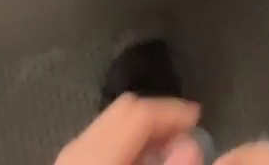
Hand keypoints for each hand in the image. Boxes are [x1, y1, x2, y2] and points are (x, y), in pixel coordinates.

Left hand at [56, 94, 202, 164]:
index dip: (173, 108)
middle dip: (160, 113)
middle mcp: (77, 143)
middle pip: (124, 109)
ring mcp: (68, 154)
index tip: (200, 116)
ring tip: (171, 143)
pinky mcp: (70, 163)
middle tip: (189, 129)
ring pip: (113, 122)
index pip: (138, 109)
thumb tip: (192, 142)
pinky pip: (102, 139)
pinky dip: (127, 141)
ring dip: (145, 128)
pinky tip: (142, 157)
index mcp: (93, 149)